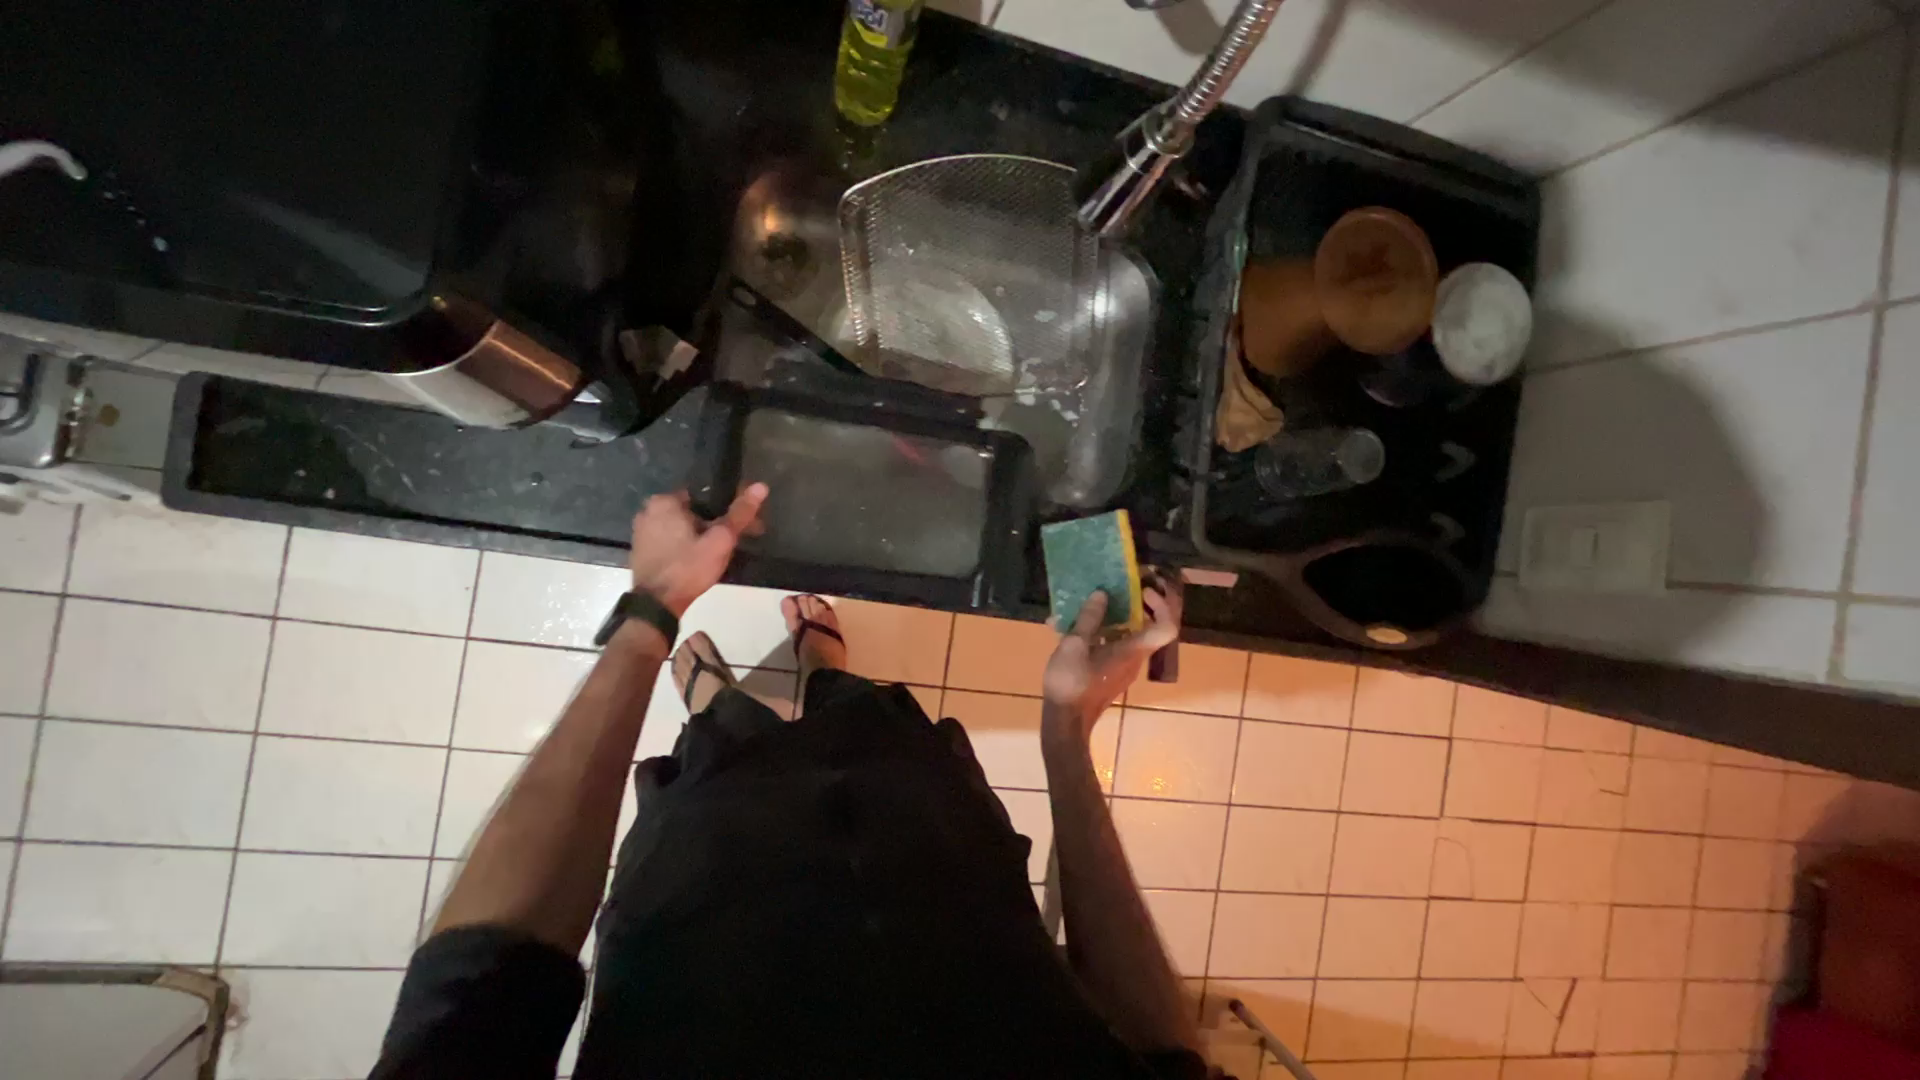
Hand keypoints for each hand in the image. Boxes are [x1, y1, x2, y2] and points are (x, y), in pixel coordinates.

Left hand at [628, 483, 767, 615]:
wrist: (656, 605)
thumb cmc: (689, 568)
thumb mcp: (720, 540)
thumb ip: (739, 513)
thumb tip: (760, 487)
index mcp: (664, 501)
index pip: (704, 496)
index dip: (727, 510)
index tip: (742, 526)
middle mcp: (648, 511)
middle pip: (693, 512)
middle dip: (715, 524)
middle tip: (735, 542)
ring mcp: (641, 532)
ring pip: (682, 527)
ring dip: (700, 536)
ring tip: (720, 554)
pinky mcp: (641, 551)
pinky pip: (671, 541)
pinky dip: (685, 546)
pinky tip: (698, 561)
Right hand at [1041, 583, 1180, 743]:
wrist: (1065, 723)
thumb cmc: (1072, 682)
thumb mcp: (1074, 645)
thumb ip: (1088, 618)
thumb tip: (1101, 594)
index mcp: (1133, 651)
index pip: (1167, 627)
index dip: (1163, 605)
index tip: (1144, 591)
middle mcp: (1135, 659)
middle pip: (1152, 628)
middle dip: (1140, 605)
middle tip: (1123, 589)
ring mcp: (1123, 668)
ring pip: (1130, 637)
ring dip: (1117, 617)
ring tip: (1092, 603)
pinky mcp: (1110, 674)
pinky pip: (1115, 647)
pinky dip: (1102, 633)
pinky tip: (1073, 628)